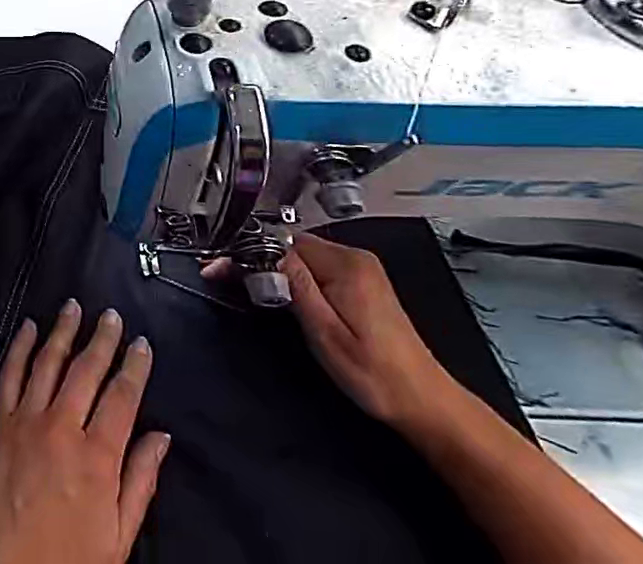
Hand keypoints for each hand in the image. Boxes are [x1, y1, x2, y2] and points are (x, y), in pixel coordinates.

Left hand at [0, 301, 169, 563]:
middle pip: (88, 369)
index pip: (123, 395)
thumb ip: (140, 482)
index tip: (142, 344)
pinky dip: (19, 348)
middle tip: (112, 316)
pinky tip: (28, 329)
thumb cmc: (60, 563)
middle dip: (104, 338)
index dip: (135, 366)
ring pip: (49, 362)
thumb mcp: (115, 539)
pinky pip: (10, 376)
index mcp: (96, 457)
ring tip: (74, 307)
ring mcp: (26, 423)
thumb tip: (161, 438)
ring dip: (64, 331)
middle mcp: (62, 429)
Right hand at [212, 233, 457, 429]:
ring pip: (306, 256)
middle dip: (260, 258)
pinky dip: (297, 276)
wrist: (423, 399)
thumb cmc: (372, 374)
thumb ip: (297, 288)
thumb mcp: (326, 334)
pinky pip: (321, 267)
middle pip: (295, 245)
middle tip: (225, 277)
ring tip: (248, 285)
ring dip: (277, 267)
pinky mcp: (365, 282)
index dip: (251, 253)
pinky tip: (284, 292)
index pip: (287, 244)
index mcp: (347, 265)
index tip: (219, 267)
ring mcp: (363, 268)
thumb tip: (266, 253)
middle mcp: (356, 256)